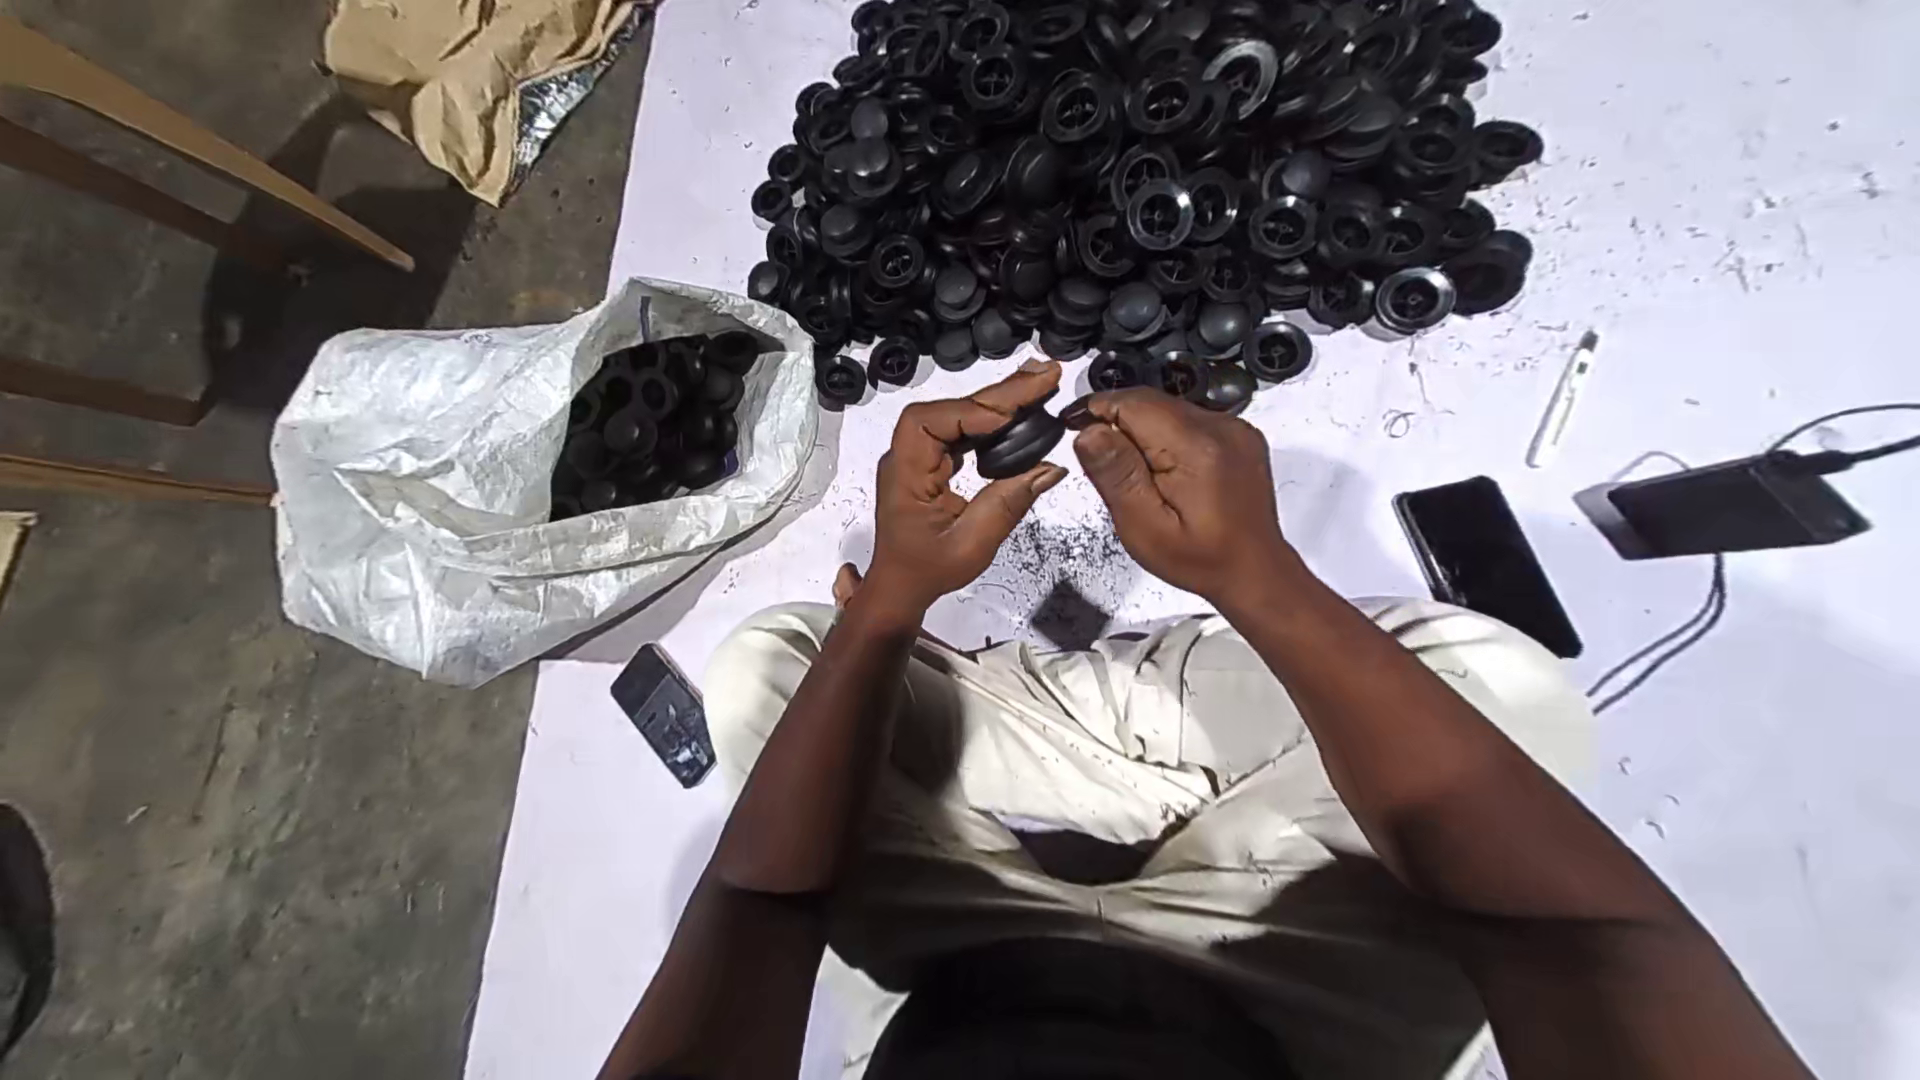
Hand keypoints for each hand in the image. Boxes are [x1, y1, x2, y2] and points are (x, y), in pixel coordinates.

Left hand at [862, 360, 1067, 616]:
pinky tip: (1017, 412)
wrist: (901, 585)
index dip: (972, 411)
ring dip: (998, 401)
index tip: (1013, 411)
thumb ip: (1009, 503)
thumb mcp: (972, 544)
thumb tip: (1050, 469)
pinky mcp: (931, 462)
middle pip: (949, 409)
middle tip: (1044, 375)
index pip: (930, 422)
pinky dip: (990, 419)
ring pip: (958, 415)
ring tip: (1039, 386)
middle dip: (998, 394)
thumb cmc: (927, 571)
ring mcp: (918, 457)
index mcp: (905, 474)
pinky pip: (961, 430)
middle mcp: (907, 457)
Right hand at [1072, 388, 1296, 605]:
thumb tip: (1089, 431)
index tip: (1072, 423)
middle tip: (1096, 456)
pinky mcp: (1236, 436)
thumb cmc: (1201, 559)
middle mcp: (1221, 429)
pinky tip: (1159, 470)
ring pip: (1166, 409)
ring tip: (1130, 471)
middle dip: (1116, 420)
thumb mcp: (1144, 527)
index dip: (1097, 409)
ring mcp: (1233, 429)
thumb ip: (1116, 475)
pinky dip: (1163, 436)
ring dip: (1139, 429)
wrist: (1252, 571)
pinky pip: (1186, 420)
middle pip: (1150, 402)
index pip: (1133, 403)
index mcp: (1197, 448)